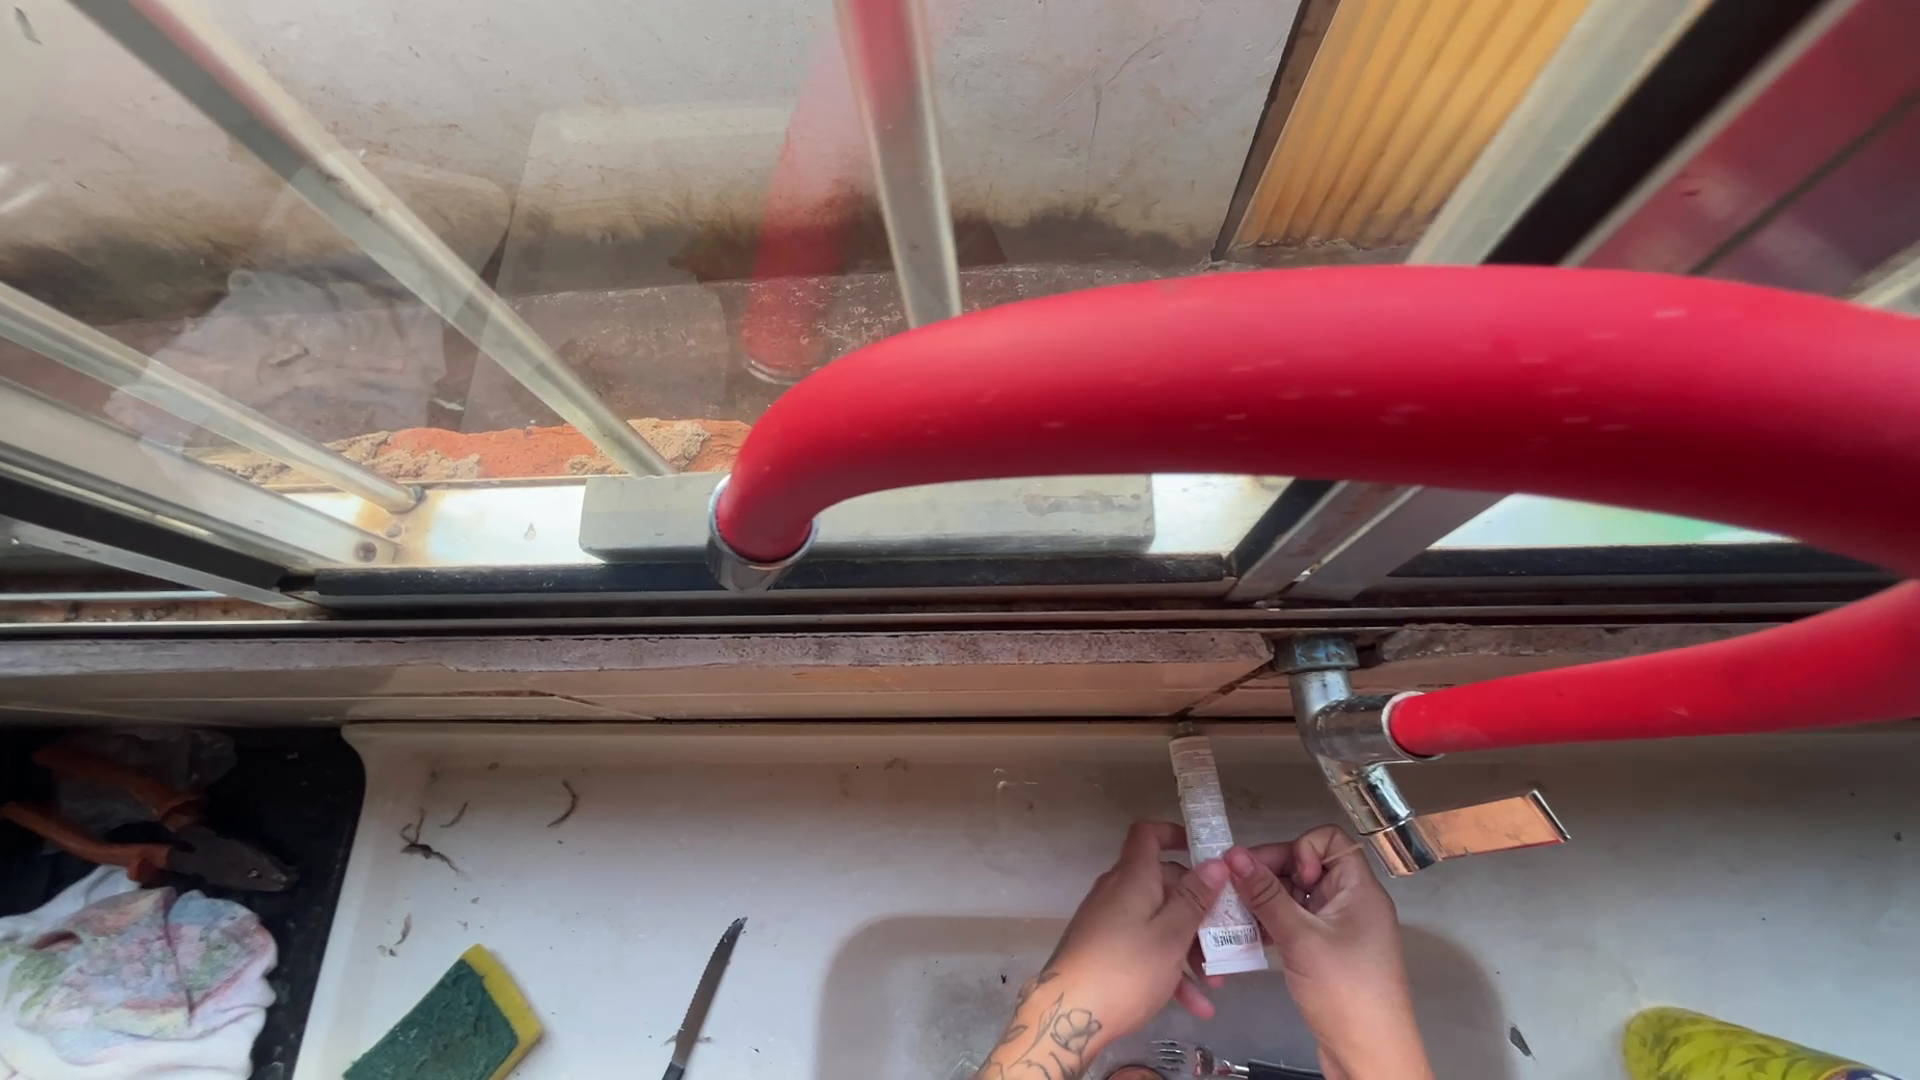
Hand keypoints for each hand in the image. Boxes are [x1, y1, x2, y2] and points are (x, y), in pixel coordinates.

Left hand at [976, 822, 1228, 1079]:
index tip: (1204, 852)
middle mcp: (1118, 890)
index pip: (1148, 835)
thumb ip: (1194, 899)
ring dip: (1188, 946)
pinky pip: (1143, 946)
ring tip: (1216, 981)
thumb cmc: (1125, 968)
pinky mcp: (1105, 948)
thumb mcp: (1170, 935)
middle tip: (1227, 936)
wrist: (1069, 1014)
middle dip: (1197, 907)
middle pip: (1162, 882)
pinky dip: (1169, 968)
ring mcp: (1109, 920)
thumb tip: (1215, 861)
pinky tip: (1195, 1005)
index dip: (1174, 834)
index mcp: (1132, 876)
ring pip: (1157, 920)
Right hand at [1226, 826, 1433, 1079]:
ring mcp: (1338, 928)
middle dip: (1269, 873)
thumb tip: (1233, 854)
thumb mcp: (1300, 938)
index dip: (1301, 849)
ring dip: (1265, 899)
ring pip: (1295, 894)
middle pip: (1305, 865)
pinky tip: (1246, 933)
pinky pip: (1294, 920)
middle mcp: (1350, 902)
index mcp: (1359, 890)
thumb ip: (1265, 893)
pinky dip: (1271, 922)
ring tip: (1235, 911)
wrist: (1370, 1061)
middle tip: (1238, 888)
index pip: (1329, 840)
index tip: (1282, 876)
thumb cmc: (1345, 993)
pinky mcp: (1325, 950)